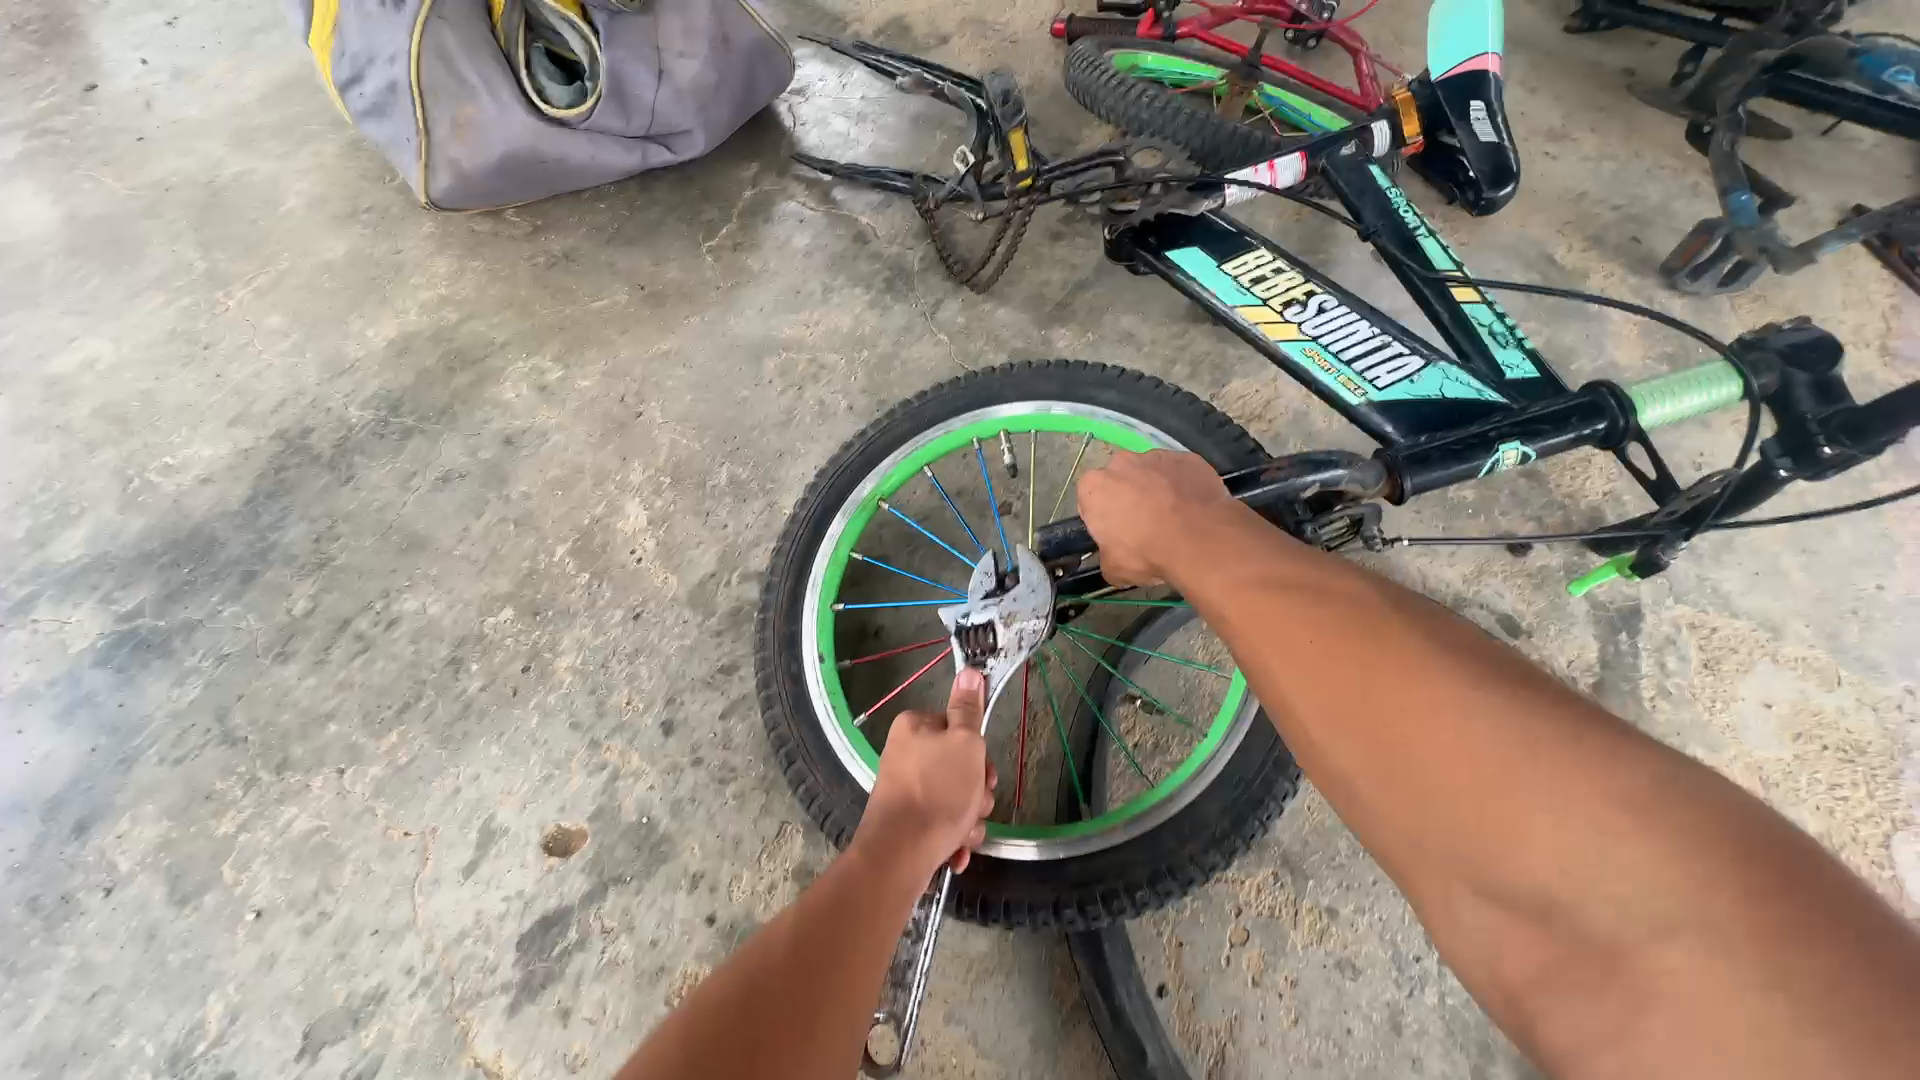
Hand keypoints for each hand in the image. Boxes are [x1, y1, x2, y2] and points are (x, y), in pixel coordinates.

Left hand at [854, 668, 998, 879]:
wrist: (900, 855)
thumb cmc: (938, 792)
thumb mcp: (965, 743)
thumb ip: (969, 709)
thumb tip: (970, 670)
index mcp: (914, 728)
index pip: (958, 730)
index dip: (978, 753)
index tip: (985, 771)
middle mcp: (905, 755)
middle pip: (958, 767)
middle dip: (975, 792)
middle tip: (975, 804)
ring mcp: (904, 791)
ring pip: (955, 799)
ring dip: (968, 818)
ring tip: (963, 832)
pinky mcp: (906, 823)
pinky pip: (941, 824)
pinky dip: (953, 838)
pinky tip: (955, 852)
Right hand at [1077, 449, 1240, 585]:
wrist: (1200, 541)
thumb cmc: (1147, 553)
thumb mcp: (1114, 569)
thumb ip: (1108, 555)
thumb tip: (1114, 557)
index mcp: (1094, 487)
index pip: (1091, 499)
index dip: (1104, 516)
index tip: (1117, 533)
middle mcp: (1122, 463)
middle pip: (1120, 478)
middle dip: (1129, 495)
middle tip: (1145, 524)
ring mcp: (1157, 456)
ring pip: (1151, 472)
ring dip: (1157, 488)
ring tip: (1175, 517)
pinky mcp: (1189, 458)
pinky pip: (1181, 472)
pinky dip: (1184, 485)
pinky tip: (1194, 509)